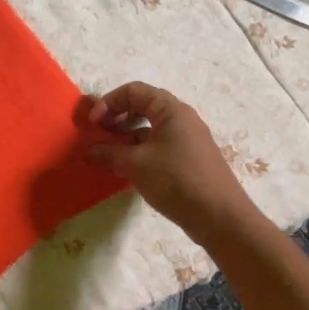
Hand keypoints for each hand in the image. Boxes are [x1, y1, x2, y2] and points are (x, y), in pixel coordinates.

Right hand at [87, 82, 264, 244]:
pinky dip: (141, 150)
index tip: (94, 124)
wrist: (221, 218)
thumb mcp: (135, 164)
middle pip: (143, 106)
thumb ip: (107, 153)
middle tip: (100, 135)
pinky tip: (129, 169)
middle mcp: (182, 119)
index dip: (109, 102)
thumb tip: (88, 150)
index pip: (134, 91)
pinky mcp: (191, 160)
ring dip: (127, 136)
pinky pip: (160, 145)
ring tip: (110, 154)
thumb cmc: (176, 180)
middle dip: (117, 118)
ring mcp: (189, 140)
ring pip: (151, 128)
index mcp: (171, 110)